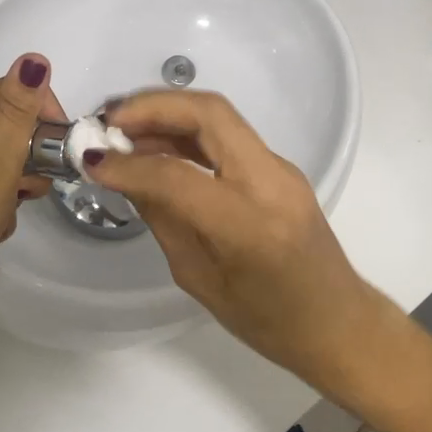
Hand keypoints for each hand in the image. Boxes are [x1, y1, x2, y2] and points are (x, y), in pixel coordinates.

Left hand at [0, 54, 65, 324]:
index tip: (56, 158)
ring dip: (16, 185)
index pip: (25, 89)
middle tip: (24, 191)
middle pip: (16, 123)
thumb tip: (35, 57)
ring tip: (4, 212)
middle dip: (31, 158)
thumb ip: (18, 110)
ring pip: (6, 156)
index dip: (47, 120)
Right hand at [89, 90, 380, 381]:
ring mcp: (279, 167)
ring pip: (217, 114)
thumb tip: (123, 174)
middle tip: (109, 120)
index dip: (128, 164)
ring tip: (122, 126)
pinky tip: (155, 143)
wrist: (341, 325)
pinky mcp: (277, 165)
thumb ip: (162, 218)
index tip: (90, 159)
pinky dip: (184, 128)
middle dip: (150, 106)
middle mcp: (270, 182)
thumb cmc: (269, 321)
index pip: (176, 175)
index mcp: (249, 225)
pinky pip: (225, 133)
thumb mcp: (200, 279)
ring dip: (166, 111)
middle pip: (207, 113)